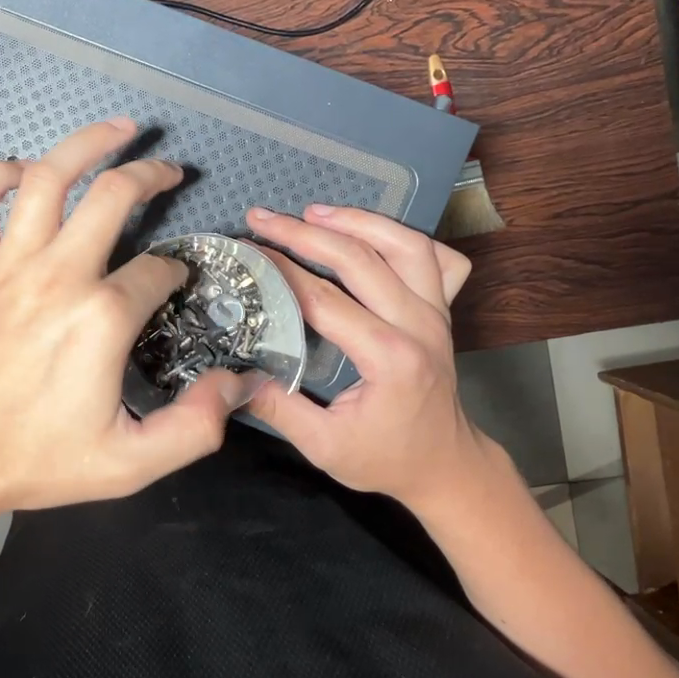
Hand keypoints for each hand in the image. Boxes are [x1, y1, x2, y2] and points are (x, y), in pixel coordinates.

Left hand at [0, 119, 253, 536]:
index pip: (156, 272)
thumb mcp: (127, 464)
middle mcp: (56, 275)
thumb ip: (193, 428)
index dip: (175, 272)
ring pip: (45, 177)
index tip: (175, 280)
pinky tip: (19, 169)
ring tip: (115, 128)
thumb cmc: (30, 460)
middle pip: (111, 196)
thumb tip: (237, 385)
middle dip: (150, 174)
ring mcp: (5, 264)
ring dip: (83, 143)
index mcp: (101, 318)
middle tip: (170, 169)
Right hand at [243, 205, 484, 508]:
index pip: (325, 299)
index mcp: (389, 358)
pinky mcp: (444, 310)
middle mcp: (419, 325)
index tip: (248, 249)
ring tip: (313, 211)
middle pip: (360, 260)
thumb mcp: (325, 447)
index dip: (282, 269)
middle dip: (304, 233)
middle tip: (263, 217)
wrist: (446, 466)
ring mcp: (437, 313)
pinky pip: (438, 259)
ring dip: (357, 220)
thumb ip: (279, 409)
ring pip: (405, 244)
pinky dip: (406, 238)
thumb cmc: (385, 459)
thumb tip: (232, 377)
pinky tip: (373, 233)